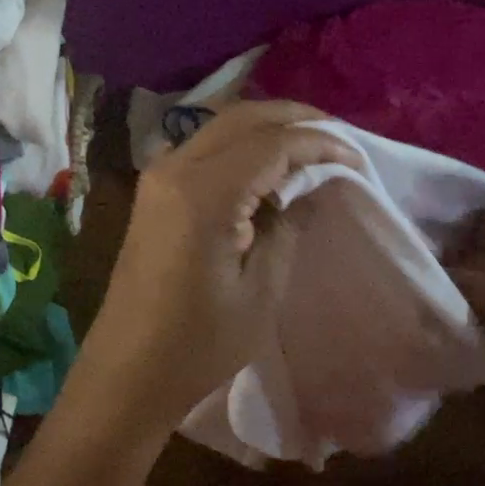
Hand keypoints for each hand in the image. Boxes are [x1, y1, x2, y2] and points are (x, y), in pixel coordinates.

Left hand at [83, 99, 357, 425]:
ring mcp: (159, 173)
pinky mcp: (154, 187)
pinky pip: (203, 144)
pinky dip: (240, 141)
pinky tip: (268, 161)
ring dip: (266, 125)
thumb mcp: (259, 291)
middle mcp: (175, 167)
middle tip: (337, 135)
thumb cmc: (198, 343)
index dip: (316, 143)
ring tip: (311, 142)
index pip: (269, 143)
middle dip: (292, 117)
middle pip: (240, 117)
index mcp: (202, 192)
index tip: (356, 158)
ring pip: (219, 124)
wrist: (129, 368)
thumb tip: (309, 185)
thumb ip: (286, 226)